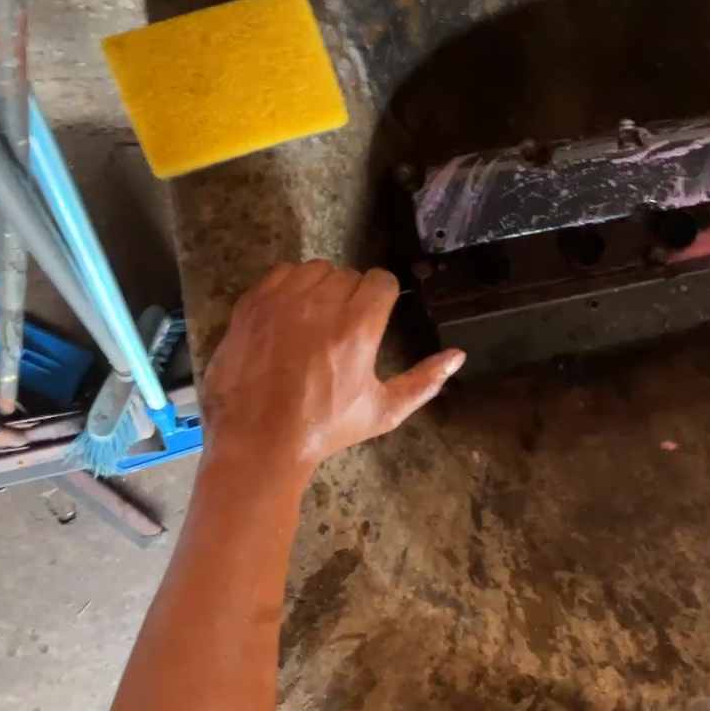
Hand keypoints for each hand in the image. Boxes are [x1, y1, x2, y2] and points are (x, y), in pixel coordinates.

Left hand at [201, 261, 464, 476]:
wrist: (259, 441)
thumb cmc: (326, 428)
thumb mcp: (383, 412)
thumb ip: (424, 382)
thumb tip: (458, 356)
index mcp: (358, 328)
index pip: (381, 280)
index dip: (383, 297)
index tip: (376, 316)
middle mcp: (321, 305)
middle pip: (349, 275)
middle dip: (352, 295)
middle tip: (345, 327)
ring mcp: (282, 302)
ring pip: (315, 269)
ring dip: (322, 286)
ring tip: (317, 318)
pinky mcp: (251, 305)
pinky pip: (281, 274)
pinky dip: (290, 287)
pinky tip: (290, 314)